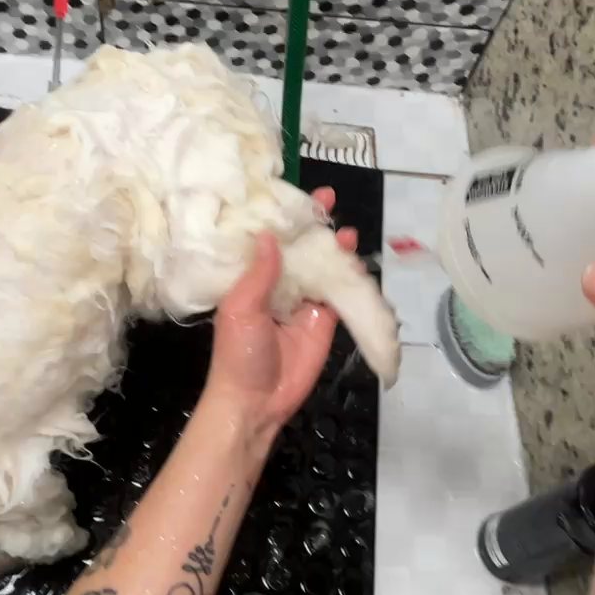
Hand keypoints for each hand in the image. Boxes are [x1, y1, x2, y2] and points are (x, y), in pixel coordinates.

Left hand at [203, 187, 354, 448]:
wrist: (256, 402)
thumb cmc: (238, 353)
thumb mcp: (240, 308)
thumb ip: (259, 273)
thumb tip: (268, 234)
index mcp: (251, 277)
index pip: (268, 238)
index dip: (281, 215)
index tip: (295, 192)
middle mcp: (278, 283)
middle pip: (300, 246)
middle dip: (314, 222)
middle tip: (329, 198)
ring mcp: (303, 300)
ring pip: (322, 265)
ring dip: (334, 246)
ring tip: (345, 232)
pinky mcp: (324, 320)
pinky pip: (340, 293)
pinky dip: (350, 276)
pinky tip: (357, 261)